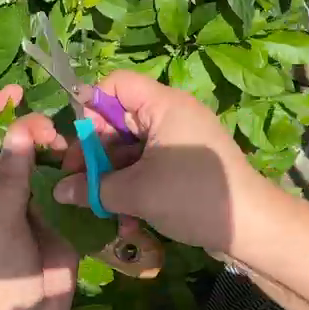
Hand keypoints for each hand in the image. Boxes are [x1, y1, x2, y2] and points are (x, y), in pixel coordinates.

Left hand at [0, 87, 77, 309]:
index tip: (16, 93)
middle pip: (21, 148)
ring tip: (76, 150)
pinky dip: (81, 175)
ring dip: (62, 153)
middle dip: (36, 132)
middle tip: (53, 134)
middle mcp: (5, 191)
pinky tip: (92, 166)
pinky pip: (71, 188)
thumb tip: (21, 127)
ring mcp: (34, 204)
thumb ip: (12, 175)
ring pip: (49, 165)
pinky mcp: (62, 218)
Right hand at [53, 71, 276, 254]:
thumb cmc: (191, 195)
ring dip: (113, 181)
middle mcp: (172, 115)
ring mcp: (180, 141)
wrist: (250, 225)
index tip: (77, 144)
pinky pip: (149, 168)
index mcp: (164, 105)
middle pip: (119, 121)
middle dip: (97, 156)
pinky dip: (135, 190)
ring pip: (131, 151)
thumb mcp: (136, 192)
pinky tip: (127, 224)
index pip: (116, 84)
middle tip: (78, 185)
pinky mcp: (185, 166)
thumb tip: (59, 191)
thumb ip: (94, 188)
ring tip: (100, 212)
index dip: (90, 108)